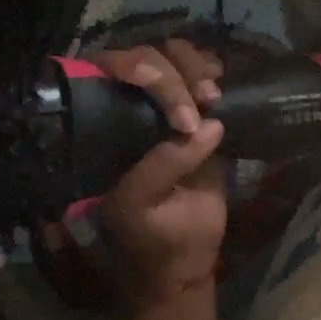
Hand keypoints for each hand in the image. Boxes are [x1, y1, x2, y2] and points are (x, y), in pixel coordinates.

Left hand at [82, 40, 227, 305]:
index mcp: (100, 128)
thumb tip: (208, 123)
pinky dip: (212, 72)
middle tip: (202, 102)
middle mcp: (128, 109)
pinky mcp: (198, 114)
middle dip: (174, 75)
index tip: (163, 89)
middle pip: (147, 56)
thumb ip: (165, 164)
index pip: (107, 71)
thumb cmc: (152, 240)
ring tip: (213, 96)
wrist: (184, 263)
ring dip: (195, 69)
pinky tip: (221, 90)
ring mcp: (164, 108)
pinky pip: (202, 75)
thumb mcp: (142, 208)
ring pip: (176, 58)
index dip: (138, 68)